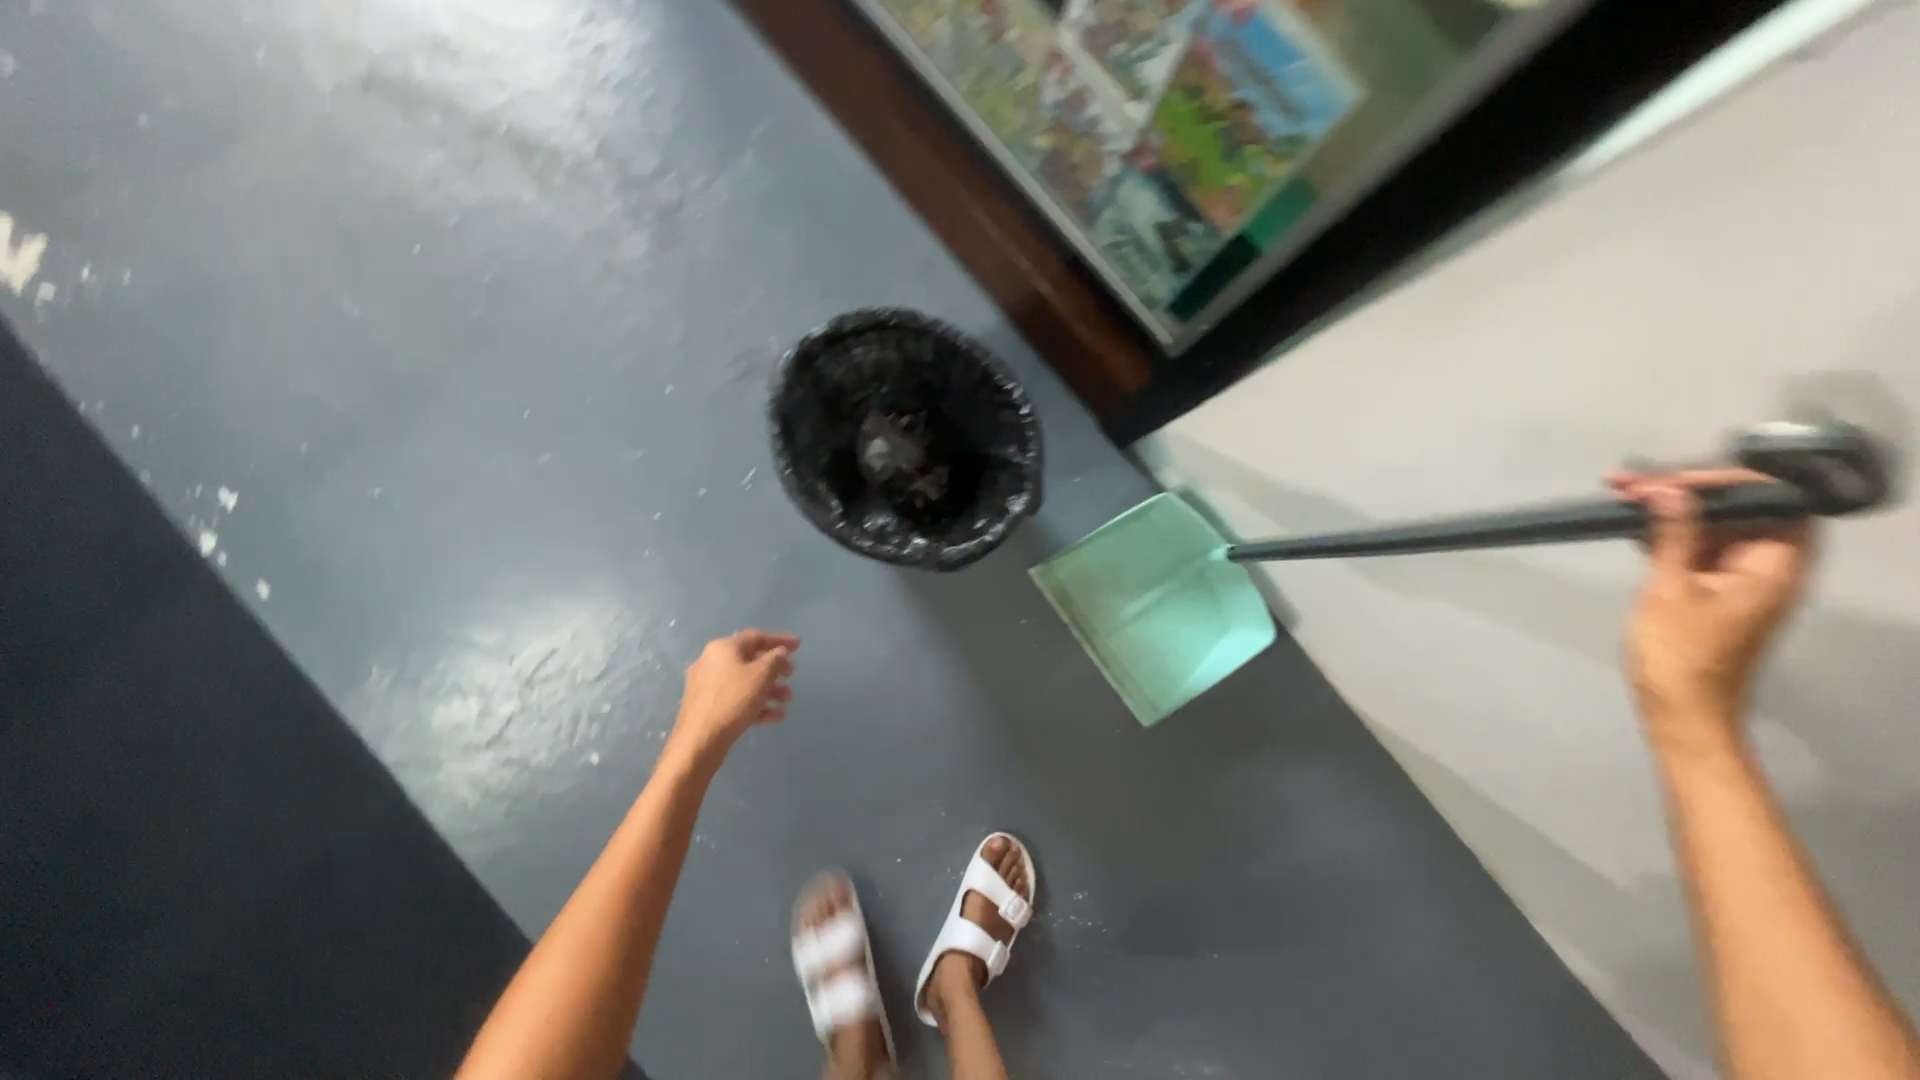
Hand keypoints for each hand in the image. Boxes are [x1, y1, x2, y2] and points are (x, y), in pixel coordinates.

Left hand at [669, 629, 797, 758]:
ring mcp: (706, 686)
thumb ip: (775, 659)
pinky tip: (774, 716)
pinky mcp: (706, 707)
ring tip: (786, 700)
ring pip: (744, 682)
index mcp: (723, 648)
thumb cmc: (733, 700)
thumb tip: (779, 652)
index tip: (799, 645)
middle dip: (774, 669)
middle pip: (749, 660)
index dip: (780, 639)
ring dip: (768, 689)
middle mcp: (711, 662)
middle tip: (791, 675)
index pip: (756, 637)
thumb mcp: (762, 675)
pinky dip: (755, 704)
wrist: (699, 740)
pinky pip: (736, 699)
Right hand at [1612, 469, 1813, 752]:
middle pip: (1741, 508)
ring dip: (1670, 509)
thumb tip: (1667, 489)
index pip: (1769, 498)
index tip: (1666, 481)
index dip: (1722, 480)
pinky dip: (1669, 534)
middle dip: (1686, 489)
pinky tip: (1632, 526)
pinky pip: (1700, 548)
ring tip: (1621, 496)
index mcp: (1776, 565)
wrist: (1682, 711)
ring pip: (1715, 526)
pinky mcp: (1717, 589)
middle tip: (1629, 484)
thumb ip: (1674, 535)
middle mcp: (1770, 566)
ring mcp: (1743, 578)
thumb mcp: (1669, 589)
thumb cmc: (1679, 654)